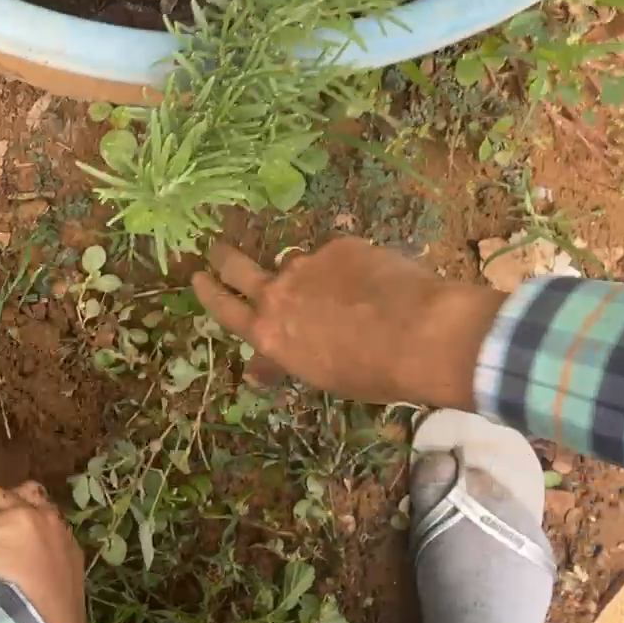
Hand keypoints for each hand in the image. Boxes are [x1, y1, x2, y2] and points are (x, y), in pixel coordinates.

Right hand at [190, 239, 504, 408]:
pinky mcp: (340, 247)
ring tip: (331, 287)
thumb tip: (254, 371)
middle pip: (237, 267)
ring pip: (292, 263)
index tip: (197, 277)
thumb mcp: (318, 375)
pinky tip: (371, 283)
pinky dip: (344, 267)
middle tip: (216, 251)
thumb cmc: (371, 372)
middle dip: (222, 258)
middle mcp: (277, 293)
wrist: (426, 335)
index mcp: (268, 332)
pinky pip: (334, 256)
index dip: (207, 291)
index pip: (223, 307)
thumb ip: (281, 363)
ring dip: (301, 273)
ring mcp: (308, 265)